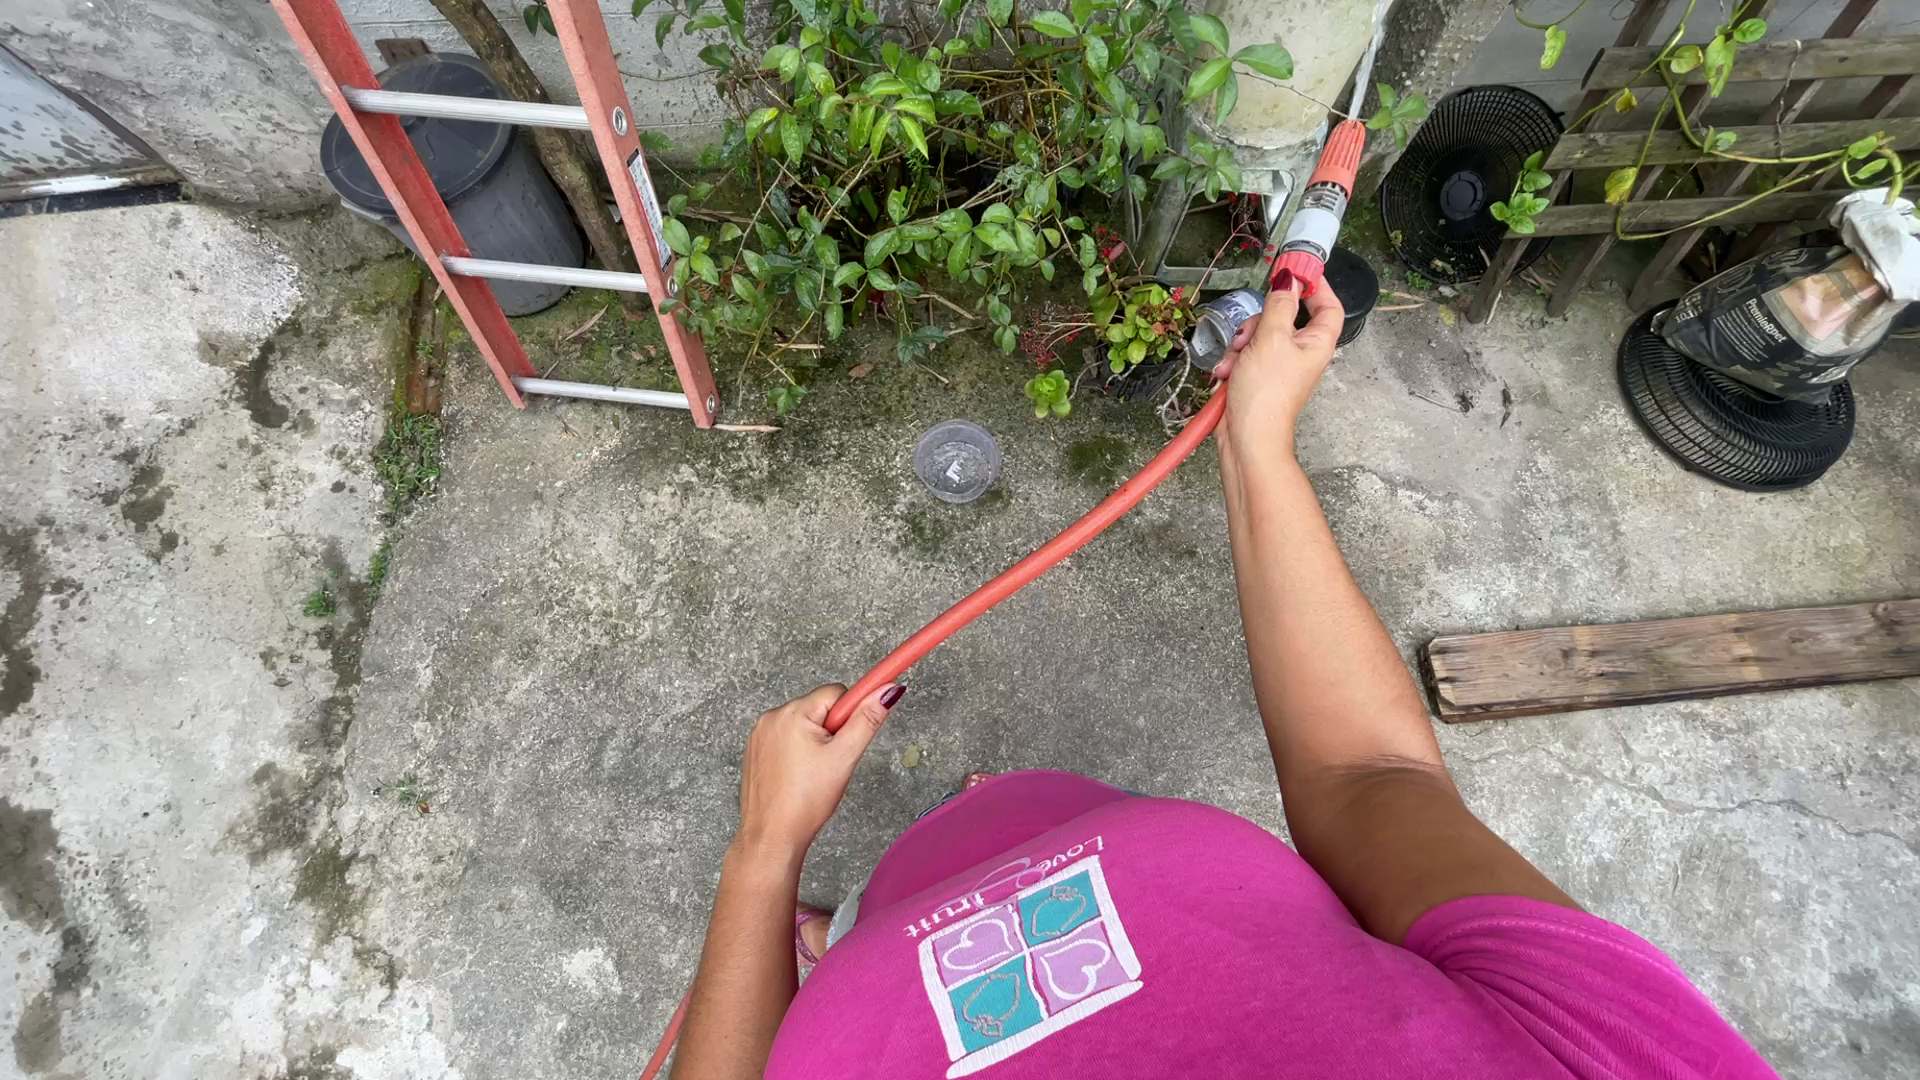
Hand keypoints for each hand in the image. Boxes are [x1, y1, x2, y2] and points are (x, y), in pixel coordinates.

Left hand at [734, 682, 902, 864]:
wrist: (772, 838)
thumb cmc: (804, 802)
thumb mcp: (845, 757)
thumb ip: (867, 720)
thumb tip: (887, 691)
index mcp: (793, 713)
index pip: (836, 693)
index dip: (850, 716)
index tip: (854, 734)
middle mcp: (772, 717)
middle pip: (819, 709)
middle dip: (832, 731)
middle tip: (831, 762)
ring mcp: (760, 734)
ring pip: (804, 725)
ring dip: (815, 742)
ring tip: (814, 773)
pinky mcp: (755, 751)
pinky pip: (786, 738)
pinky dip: (797, 752)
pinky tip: (799, 776)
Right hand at [1216, 271, 1343, 461]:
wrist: (1246, 437)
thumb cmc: (1266, 394)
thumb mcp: (1270, 339)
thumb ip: (1279, 304)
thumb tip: (1289, 279)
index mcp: (1316, 343)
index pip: (1327, 305)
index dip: (1315, 286)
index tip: (1296, 271)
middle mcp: (1299, 353)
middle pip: (1281, 318)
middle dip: (1257, 323)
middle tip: (1248, 334)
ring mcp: (1276, 367)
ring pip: (1256, 337)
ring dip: (1238, 346)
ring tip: (1233, 364)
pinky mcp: (1254, 378)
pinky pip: (1242, 357)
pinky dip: (1231, 363)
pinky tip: (1224, 376)